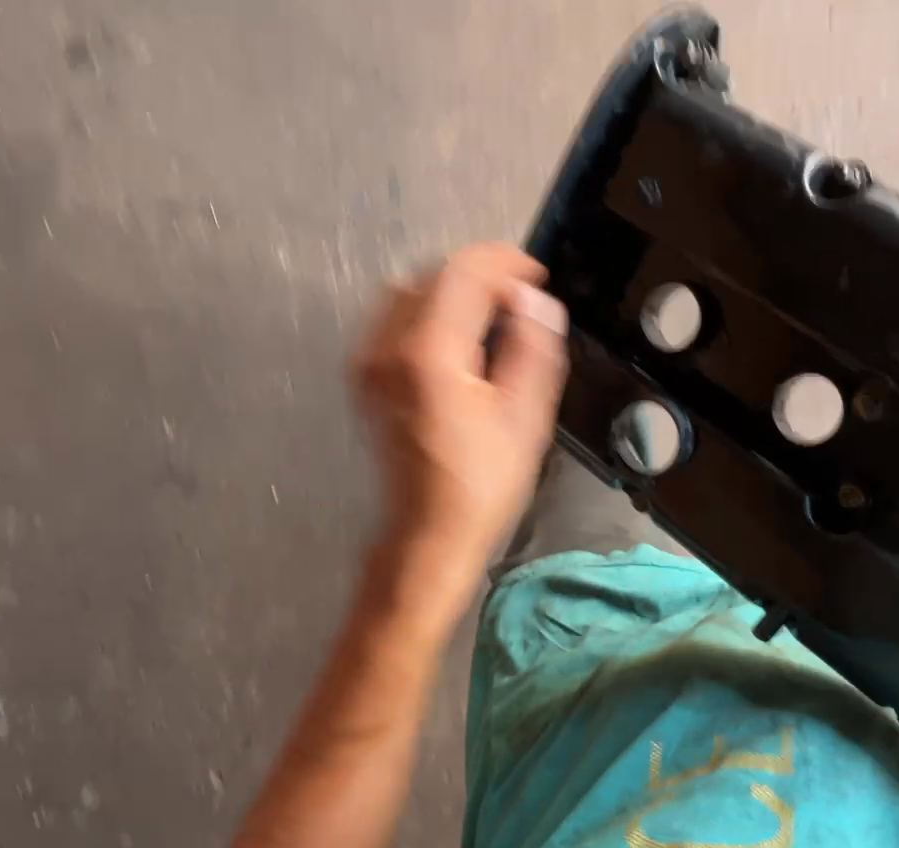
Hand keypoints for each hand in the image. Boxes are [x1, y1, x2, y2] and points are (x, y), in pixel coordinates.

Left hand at [353, 244, 568, 576]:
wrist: (427, 534)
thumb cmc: (480, 485)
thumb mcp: (525, 417)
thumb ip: (532, 347)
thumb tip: (534, 300)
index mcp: (429, 352)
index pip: (464, 271)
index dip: (505, 262)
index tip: (534, 277)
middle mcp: (387, 347)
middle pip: (431, 273)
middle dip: (479, 274)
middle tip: (518, 299)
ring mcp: (368, 364)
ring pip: (407, 292)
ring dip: (450, 291)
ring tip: (489, 317)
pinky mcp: (365, 380)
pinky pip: (391, 321)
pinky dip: (425, 314)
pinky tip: (454, 343)